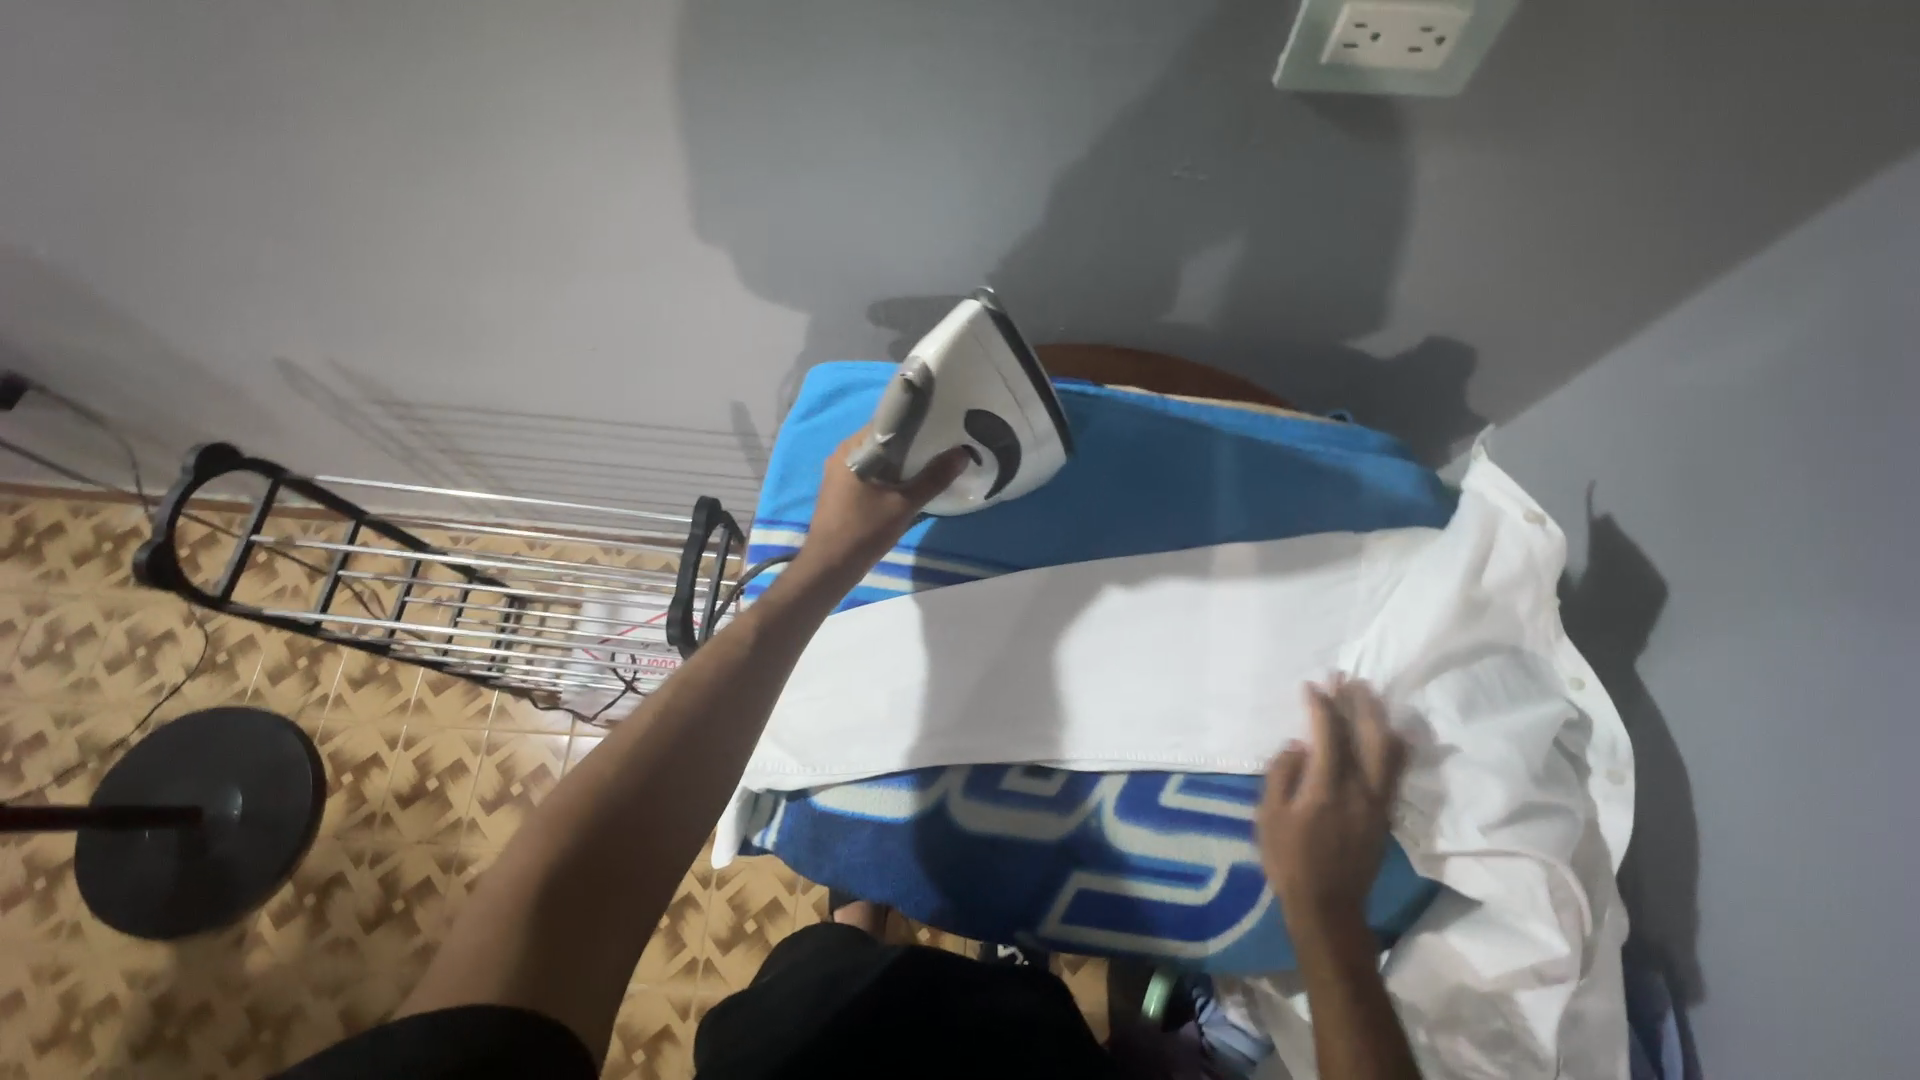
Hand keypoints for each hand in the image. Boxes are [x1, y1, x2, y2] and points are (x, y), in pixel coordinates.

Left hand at [796, 431, 969, 583]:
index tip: (943, 423)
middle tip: (945, 445)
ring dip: (904, 461)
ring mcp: (840, 472)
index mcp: (854, 448)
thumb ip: (934, 478)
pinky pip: (872, 473)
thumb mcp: (904, 505)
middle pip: (885, 439)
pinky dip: (891, 475)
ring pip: (879, 458)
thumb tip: (963, 452)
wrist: (828, 568)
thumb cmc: (863, 532)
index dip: (918, 420)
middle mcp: (843, 453)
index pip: (889, 420)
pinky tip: (911, 484)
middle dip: (914, 442)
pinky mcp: (842, 490)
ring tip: (934, 462)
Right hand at [1256, 676, 1407, 921]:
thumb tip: (1298, 745)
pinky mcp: (1386, 813)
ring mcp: (1378, 801)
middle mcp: (1360, 789)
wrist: (1328, 905)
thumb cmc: (1288, 860)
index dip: (1320, 705)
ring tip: (1367, 695)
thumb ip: (1282, 774)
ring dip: (1378, 717)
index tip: (1311, 686)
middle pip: (1367, 734)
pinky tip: (1386, 731)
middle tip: (1345, 678)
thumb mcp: (1268, 816)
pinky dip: (1392, 743)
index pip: (1328, 734)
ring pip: (1388, 749)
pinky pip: (1395, 769)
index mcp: (1326, 788)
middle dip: (1357, 701)